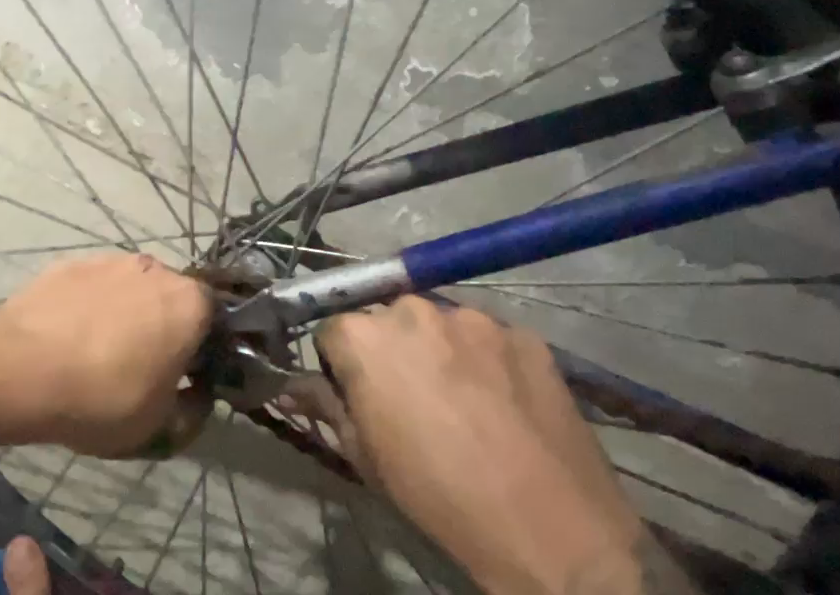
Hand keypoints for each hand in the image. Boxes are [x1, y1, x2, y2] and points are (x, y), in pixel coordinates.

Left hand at [0, 254, 210, 454]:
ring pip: (129, 289)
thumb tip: (198, 395)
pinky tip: (69, 339)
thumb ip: (193, 411)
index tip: (190, 377)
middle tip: (145, 368)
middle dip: (163, 327)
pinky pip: (91, 287)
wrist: (21, 368)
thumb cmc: (104, 398)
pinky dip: (88, 307)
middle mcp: (154, 268)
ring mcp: (108, 260)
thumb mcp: (161, 428)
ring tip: (99, 353)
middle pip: (170, 298)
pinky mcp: (67, 263)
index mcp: (190, 303)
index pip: (216, 320)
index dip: (205, 350)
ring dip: (125, 314)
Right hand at [316, 297, 656, 594]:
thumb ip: (324, 407)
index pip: (333, 332)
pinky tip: (504, 405)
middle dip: (392, 351)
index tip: (360, 400)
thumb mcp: (363, 456)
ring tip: (465, 403)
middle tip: (412, 402)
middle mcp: (412, 310)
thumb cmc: (436, 493)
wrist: (550, 529)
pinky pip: (491, 339)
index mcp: (362, 336)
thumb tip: (289, 388)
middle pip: (388, 321)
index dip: (342, 367)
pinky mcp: (525, 335)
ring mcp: (474, 319)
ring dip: (441, 351)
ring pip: (441, 326)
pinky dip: (489, 361)